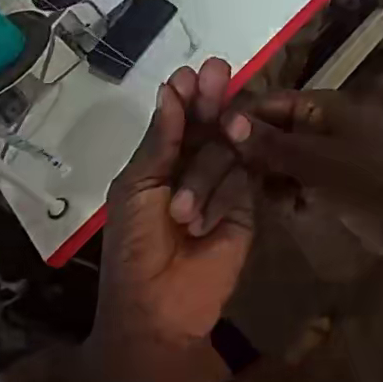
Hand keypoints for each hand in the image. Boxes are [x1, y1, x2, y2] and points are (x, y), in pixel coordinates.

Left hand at [97, 59, 252, 352]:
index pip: (183, 115)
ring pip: (227, 149)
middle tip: (219, 72)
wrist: (158, 309)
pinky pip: (243, 181)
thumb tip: (171, 89)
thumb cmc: (134, 247)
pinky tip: (202, 222)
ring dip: (202, 178)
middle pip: (213, 121)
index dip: (189, 94)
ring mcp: (225, 182)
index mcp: (165, 157)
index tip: (193, 72)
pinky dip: (220, 197)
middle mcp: (197, 163)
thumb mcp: (138, 187)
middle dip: (212, 99)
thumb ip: (162, 139)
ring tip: (182, 217)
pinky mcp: (248, 204)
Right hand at [226, 90, 382, 240]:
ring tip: (265, 196)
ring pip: (283, 157)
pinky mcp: (331, 179)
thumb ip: (271, 143)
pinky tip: (289, 207)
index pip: (270, 102)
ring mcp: (327, 151)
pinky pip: (297, 178)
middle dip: (254, 154)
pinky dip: (289, 191)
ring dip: (270, 176)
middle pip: (274, 130)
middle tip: (230, 179)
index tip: (210, 144)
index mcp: (323, 106)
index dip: (241, 120)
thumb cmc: (367, 183)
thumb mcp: (316, 162)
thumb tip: (227, 119)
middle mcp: (322, 122)